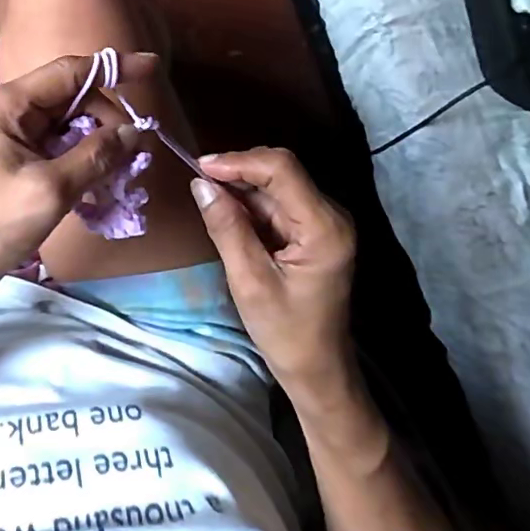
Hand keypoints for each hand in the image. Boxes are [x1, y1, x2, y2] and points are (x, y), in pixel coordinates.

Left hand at [0, 53, 154, 294]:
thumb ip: (95, 155)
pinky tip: (101, 178)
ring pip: (67, 120)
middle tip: (133, 150)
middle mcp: (6, 107)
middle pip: (70, 96)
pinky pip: (58, 141)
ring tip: (121, 168)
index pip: (68, 72)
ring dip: (97, 140)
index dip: (111, 68)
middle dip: (105, 118)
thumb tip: (133, 132)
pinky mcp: (15, 151)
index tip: (151, 68)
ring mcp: (10, 129)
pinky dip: (82, 155)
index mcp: (5, 104)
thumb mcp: (53, 189)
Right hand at [191, 148, 359, 397]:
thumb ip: (226, 228)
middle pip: (281, 170)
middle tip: (199, 180)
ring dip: (240, 184)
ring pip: (276, 183)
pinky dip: (248, 200)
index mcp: (324, 228)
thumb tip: (200, 184)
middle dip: (238, 169)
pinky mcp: (311, 229)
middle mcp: (330, 215)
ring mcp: (322, 221)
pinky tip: (224, 208)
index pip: (282, 170)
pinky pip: (276, 201)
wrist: (318, 369)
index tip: (200, 168)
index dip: (239, 161)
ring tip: (205, 193)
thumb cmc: (286, 331)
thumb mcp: (249, 281)